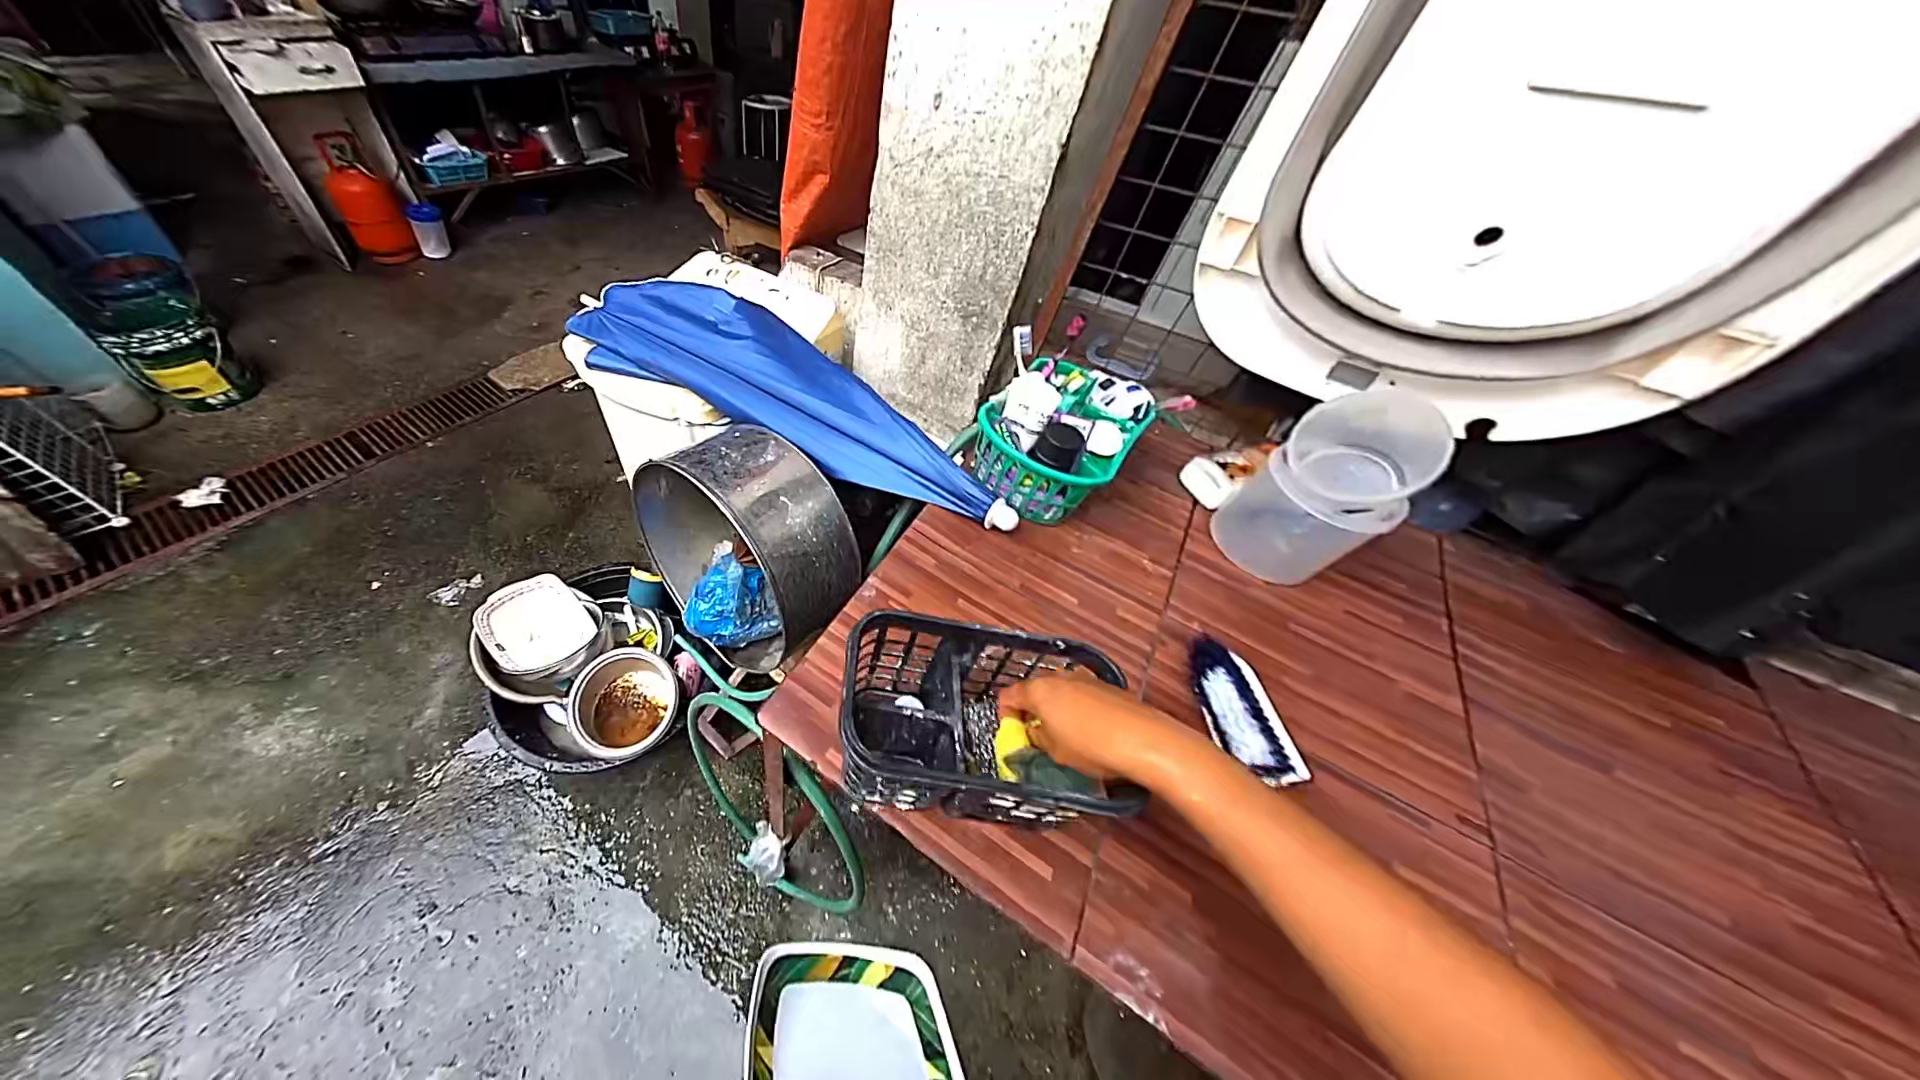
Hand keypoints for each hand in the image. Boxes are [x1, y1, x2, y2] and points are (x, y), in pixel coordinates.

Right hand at [998, 672, 1210, 783]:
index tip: (1015, 735)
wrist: (1144, 740)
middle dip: (1032, 712)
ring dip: (1057, 710)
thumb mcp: (1054, 752)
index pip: (1008, 695)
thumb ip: (1037, 739)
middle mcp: (1060, 676)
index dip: (1006, 716)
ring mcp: (1086, 678)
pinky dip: (1078, 709)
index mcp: (1039, 690)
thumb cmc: (1091, 747)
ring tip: (1067, 737)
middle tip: (1039, 738)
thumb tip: (1034, 733)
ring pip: (1060, 691)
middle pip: (1035, 690)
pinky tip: (1091, 732)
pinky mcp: (1108, 686)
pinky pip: (1082, 695)